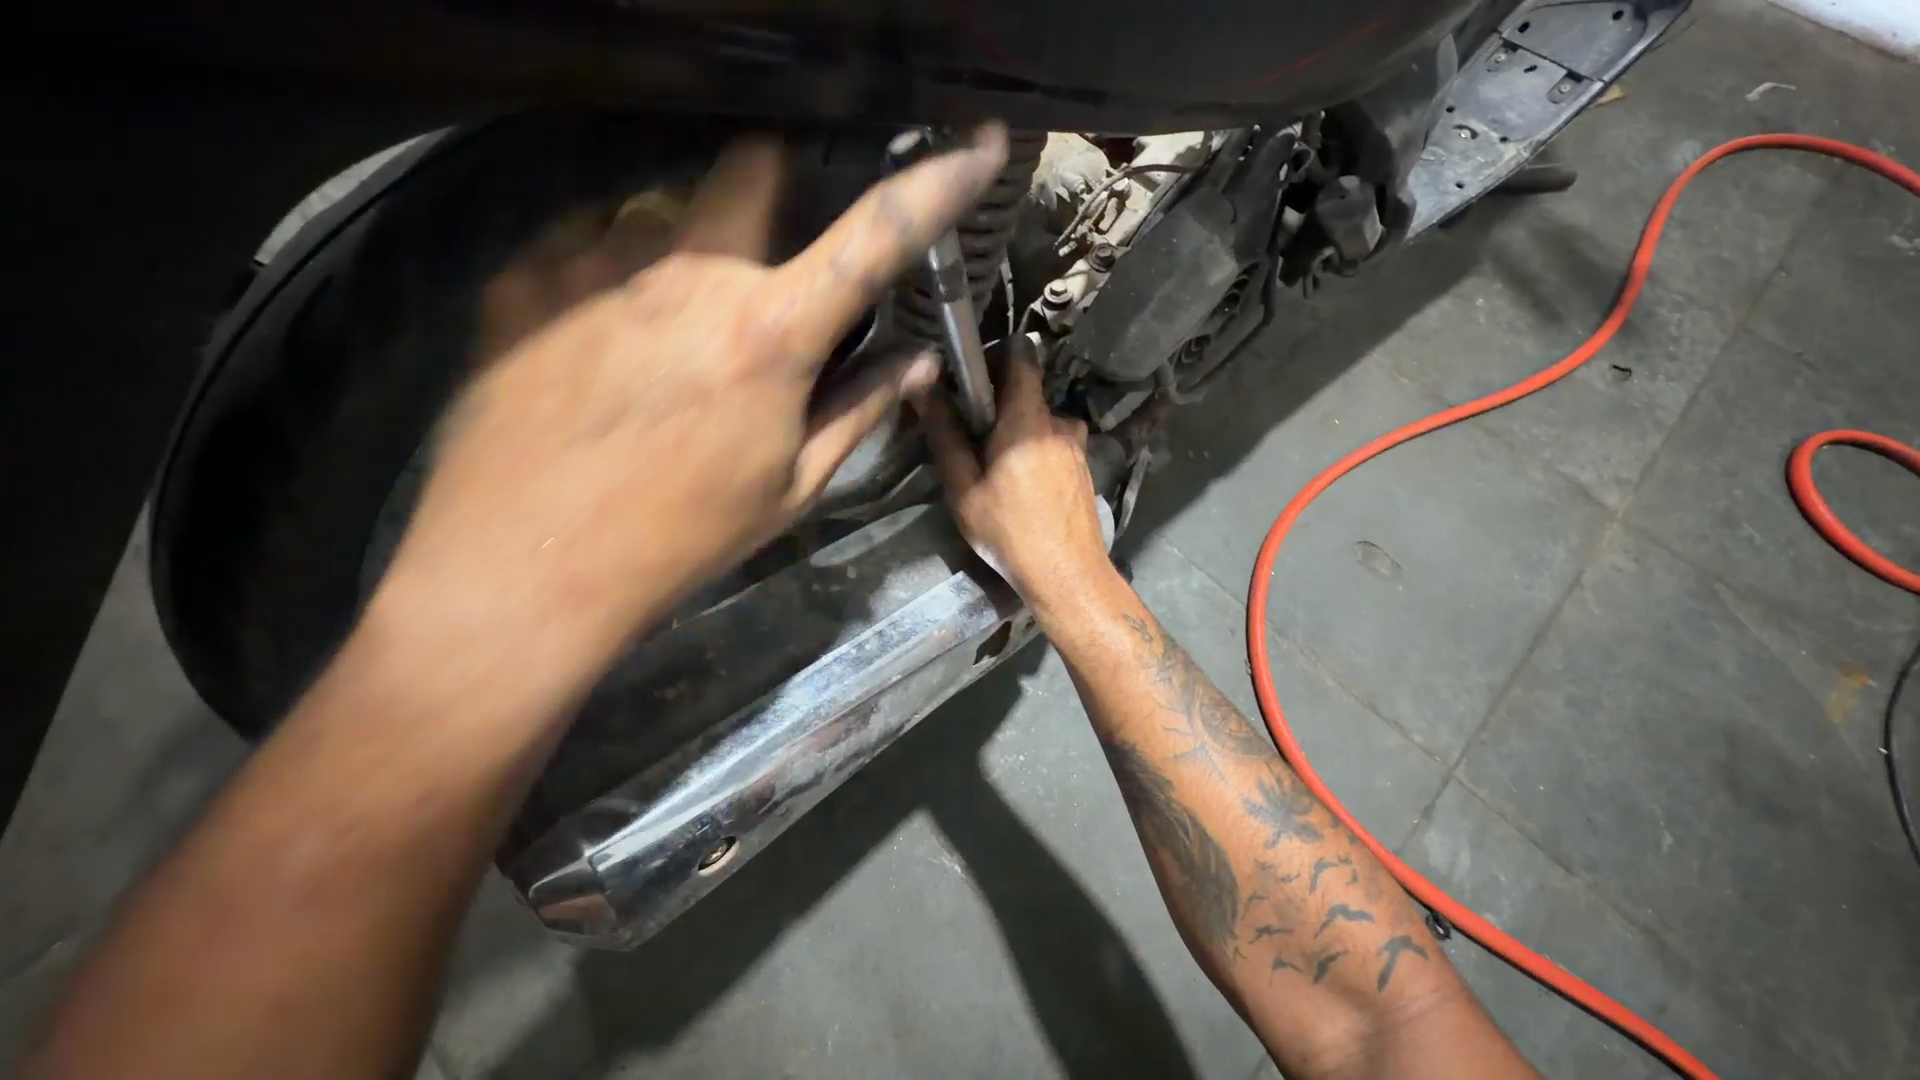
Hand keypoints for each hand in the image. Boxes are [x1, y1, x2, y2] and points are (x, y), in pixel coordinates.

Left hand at [370, 125, 1011, 712]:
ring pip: (664, 211)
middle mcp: (689, 273)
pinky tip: (596, 340)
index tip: (976, 150)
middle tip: (760, 267)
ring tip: (662, 332)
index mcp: (770, 332)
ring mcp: (598, 264)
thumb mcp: (789, 488)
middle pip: (752, 167)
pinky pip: (586, 238)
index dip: (936, 185)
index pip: (875, 236)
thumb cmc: (678, 538)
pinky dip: (609, 273)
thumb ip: (860, 411)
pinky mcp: (525, 278)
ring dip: (683, 251)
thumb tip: (919, 361)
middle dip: (771, 194)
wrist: (526, 566)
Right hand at [915, 338, 1114, 614]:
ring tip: (998, 469)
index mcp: (1027, 419)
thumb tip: (923, 388)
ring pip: (1041, 422)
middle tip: (974, 436)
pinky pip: (1055, 444)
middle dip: (1001, 406)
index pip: (1021, 357)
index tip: (972, 373)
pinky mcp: (1085, 467)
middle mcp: (1059, 422)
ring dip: (1020, 434)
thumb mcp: (963, 489)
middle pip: (1027, 394)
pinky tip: (1024, 487)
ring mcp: (1078, 445)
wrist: (1067, 575)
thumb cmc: (1009, 532)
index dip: (996, 355)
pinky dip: (1038, 453)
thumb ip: (945, 435)